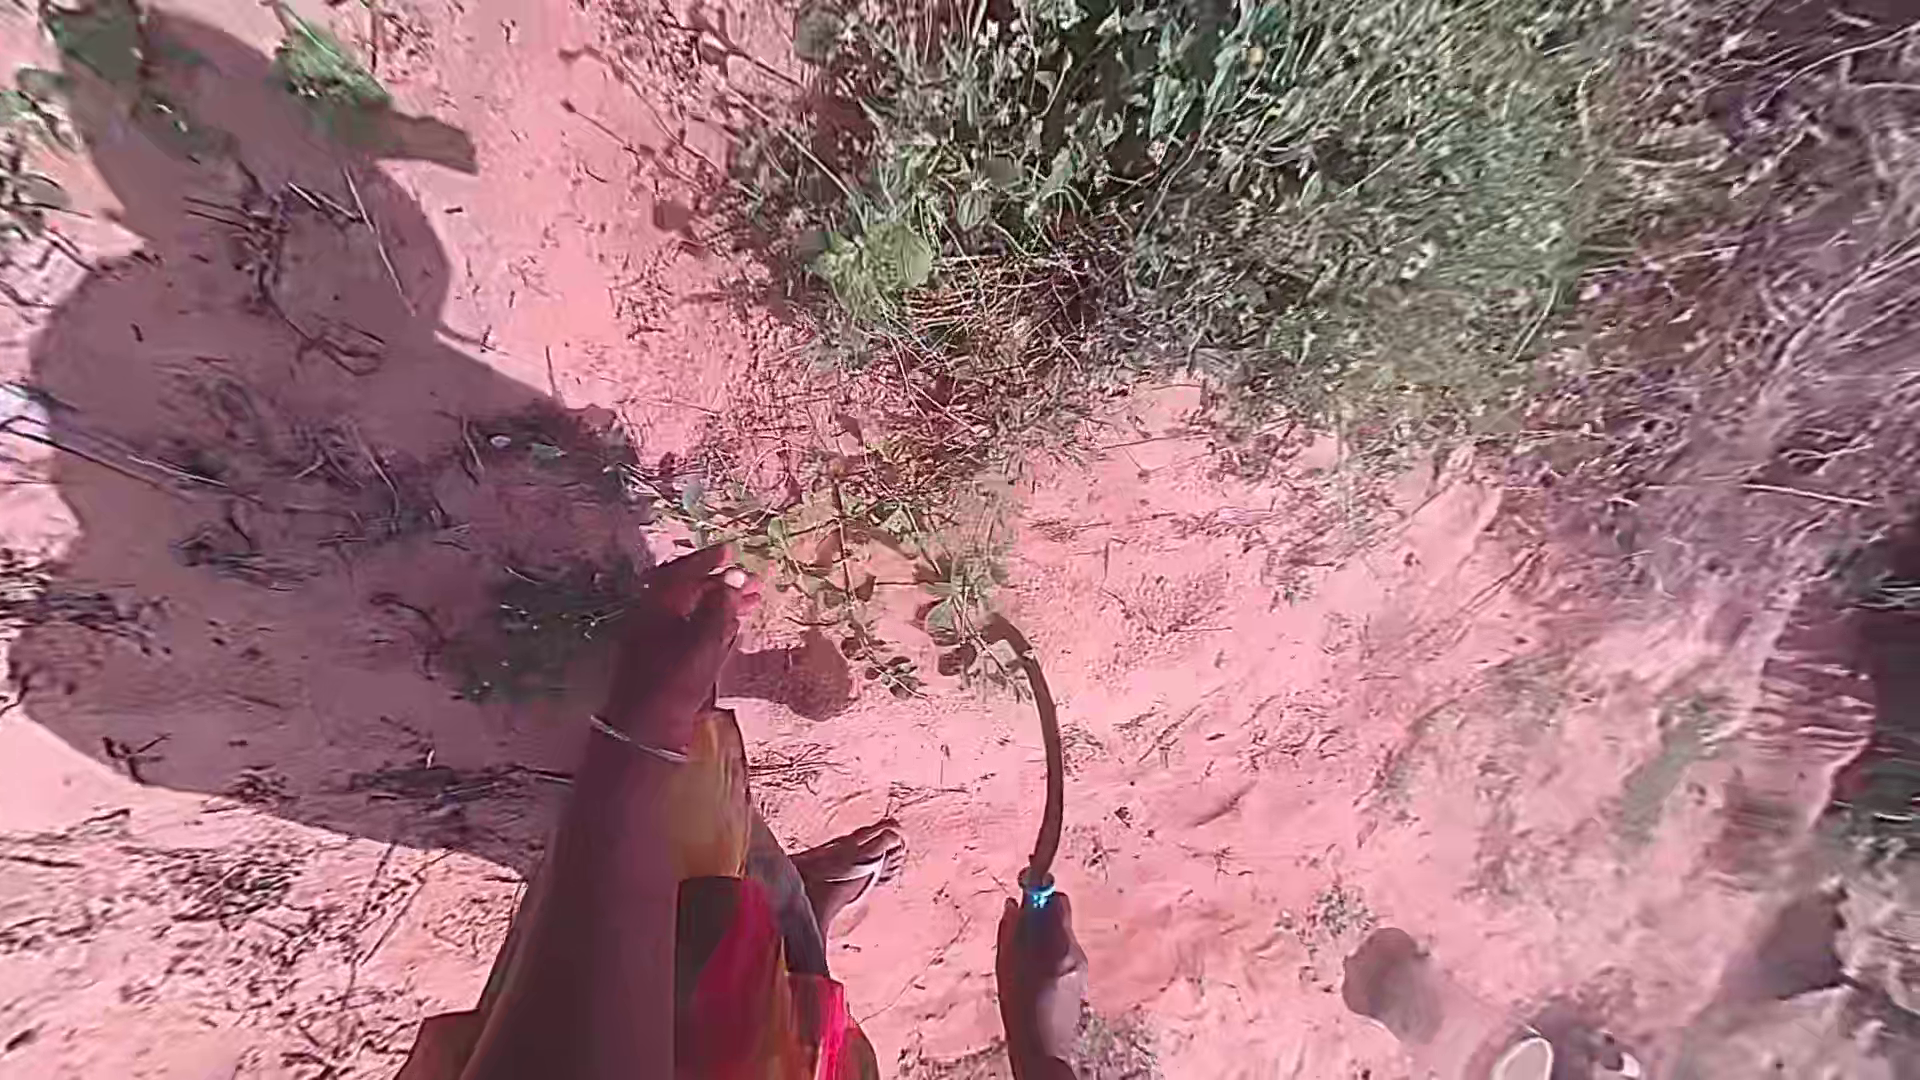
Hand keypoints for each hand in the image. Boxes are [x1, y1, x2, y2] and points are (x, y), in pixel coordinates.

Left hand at [599, 544, 760, 749]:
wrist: (648, 728)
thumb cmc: (675, 678)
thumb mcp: (704, 637)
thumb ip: (720, 605)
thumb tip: (733, 577)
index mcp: (658, 605)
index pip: (683, 571)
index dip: (708, 559)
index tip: (731, 550)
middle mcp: (654, 617)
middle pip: (689, 590)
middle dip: (722, 583)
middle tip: (751, 580)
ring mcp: (657, 639)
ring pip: (692, 610)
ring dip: (721, 603)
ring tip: (751, 601)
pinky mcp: (664, 659)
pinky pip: (692, 629)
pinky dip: (713, 622)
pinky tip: (732, 626)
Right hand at [996, 892, 1086, 1077]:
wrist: (1042, 1048)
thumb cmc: (1019, 1005)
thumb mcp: (1005, 963)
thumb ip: (1010, 929)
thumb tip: (1013, 905)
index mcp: (1054, 944)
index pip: (1055, 898)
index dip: (1040, 887)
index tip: (1028, 883)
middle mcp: (1072, 949)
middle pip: (1061, 911)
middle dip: (1043, 910)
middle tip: (1024, 921)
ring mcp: (1080, 963)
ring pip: (1062, 930)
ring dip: (1047, 931)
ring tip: (1029, 953)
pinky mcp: (1082, 976)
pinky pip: (1066, 949)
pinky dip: (1054, 949)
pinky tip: (1040, 970)